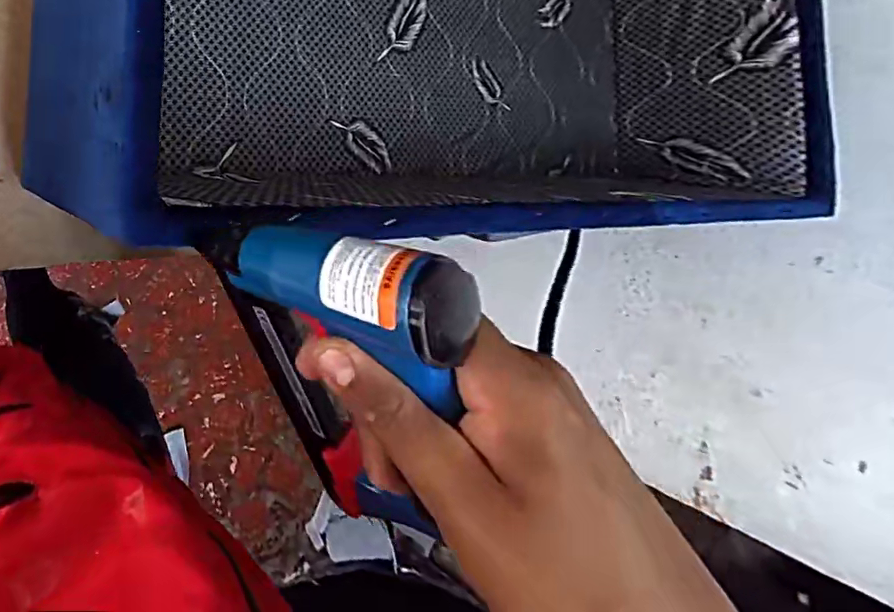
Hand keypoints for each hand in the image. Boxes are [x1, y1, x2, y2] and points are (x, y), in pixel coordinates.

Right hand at [297, 321, 730, 611]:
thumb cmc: (574, 586)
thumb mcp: (463, 502)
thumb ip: (394, 418)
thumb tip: (333, 351)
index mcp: (513, 380)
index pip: (417, 309)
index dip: (360, 319)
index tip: (319, 346)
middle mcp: (529, 375)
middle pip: (423, 353)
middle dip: (386, 398)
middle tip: (383, 462)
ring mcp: (542, 402)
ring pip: (443, 384)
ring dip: (412, 427)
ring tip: (417, 490)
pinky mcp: (546, 429)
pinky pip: (472, 409)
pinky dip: (444, 439)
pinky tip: (446, 488)